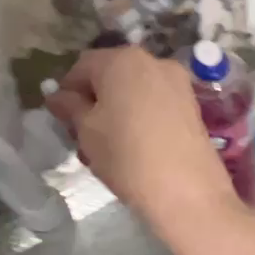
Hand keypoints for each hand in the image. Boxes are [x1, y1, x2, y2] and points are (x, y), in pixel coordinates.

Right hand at [45, 46, 236, 222]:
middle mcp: (155, 63)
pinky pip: (159, 110)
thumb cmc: (128, 157)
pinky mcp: (195, 113)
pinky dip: (143, 123)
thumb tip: (59, 97)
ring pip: (138, 96)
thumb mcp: (87, 131)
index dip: (69, 91)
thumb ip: (70, 108)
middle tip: (84, 135)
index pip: (83, 67)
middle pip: (114, 79)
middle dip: (96, 104)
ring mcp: (180, 88)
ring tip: (109, 149)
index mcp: (122, 59)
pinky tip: (136, 151)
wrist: (190, 195)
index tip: (62, 117)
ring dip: (120, 115)